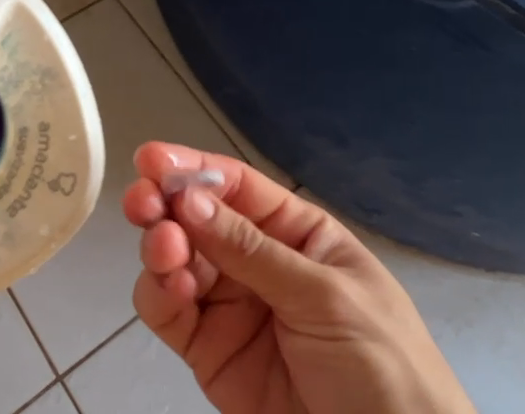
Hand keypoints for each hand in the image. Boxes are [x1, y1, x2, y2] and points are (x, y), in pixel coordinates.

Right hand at [124, 143, 474, 413]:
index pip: (236, 187)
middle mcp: (255, 261)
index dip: (193, 167)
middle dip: (164, 204)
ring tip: (165, 250)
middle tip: (142, 202)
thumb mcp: (326, 297)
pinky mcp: (207, 350)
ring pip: (174, 260)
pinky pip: (169, 312)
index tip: (151, 158)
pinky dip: (158, 294)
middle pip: (196, 219)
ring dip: (159, 248)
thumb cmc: (383, 365)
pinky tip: (171, 292)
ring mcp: (229, 306)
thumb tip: (188, 199)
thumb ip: (252, 250)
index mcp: (295, 234)